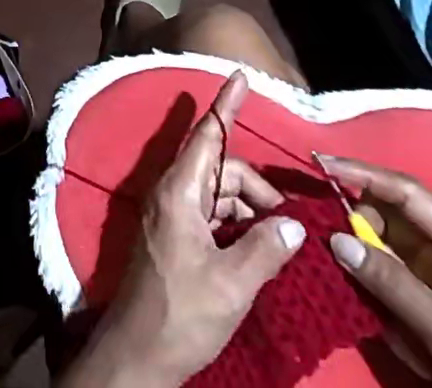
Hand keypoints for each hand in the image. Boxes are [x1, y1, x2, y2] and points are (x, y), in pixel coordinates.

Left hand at [64, 73, 306, 387]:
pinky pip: (210, 214)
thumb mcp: (232, 283)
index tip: (240, 76)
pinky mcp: (173, 237)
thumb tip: (295, 224)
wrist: (136, 356)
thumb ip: (266, 247)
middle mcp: (172, 194)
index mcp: (179, 192)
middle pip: (221, 168)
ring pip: (218, 192)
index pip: (207, 136)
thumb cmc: (180, 313)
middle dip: (257, 186)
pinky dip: (236, 223)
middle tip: (290, 222)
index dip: (225, 105)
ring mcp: (170, 215)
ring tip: (279, 239)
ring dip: (249, 207)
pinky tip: (259, 245)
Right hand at [317, 157, 431, 387]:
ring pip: (386, 253)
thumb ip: (396, 286)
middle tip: (333, 248)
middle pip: (393, 220)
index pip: (411, 194)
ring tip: (379, 311)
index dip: (365, 174)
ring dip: (369, 271)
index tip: (321, 164)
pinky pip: (392, 287)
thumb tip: (337, 240)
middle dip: (360, 228)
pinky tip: (393, 334)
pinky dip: (381, 301)